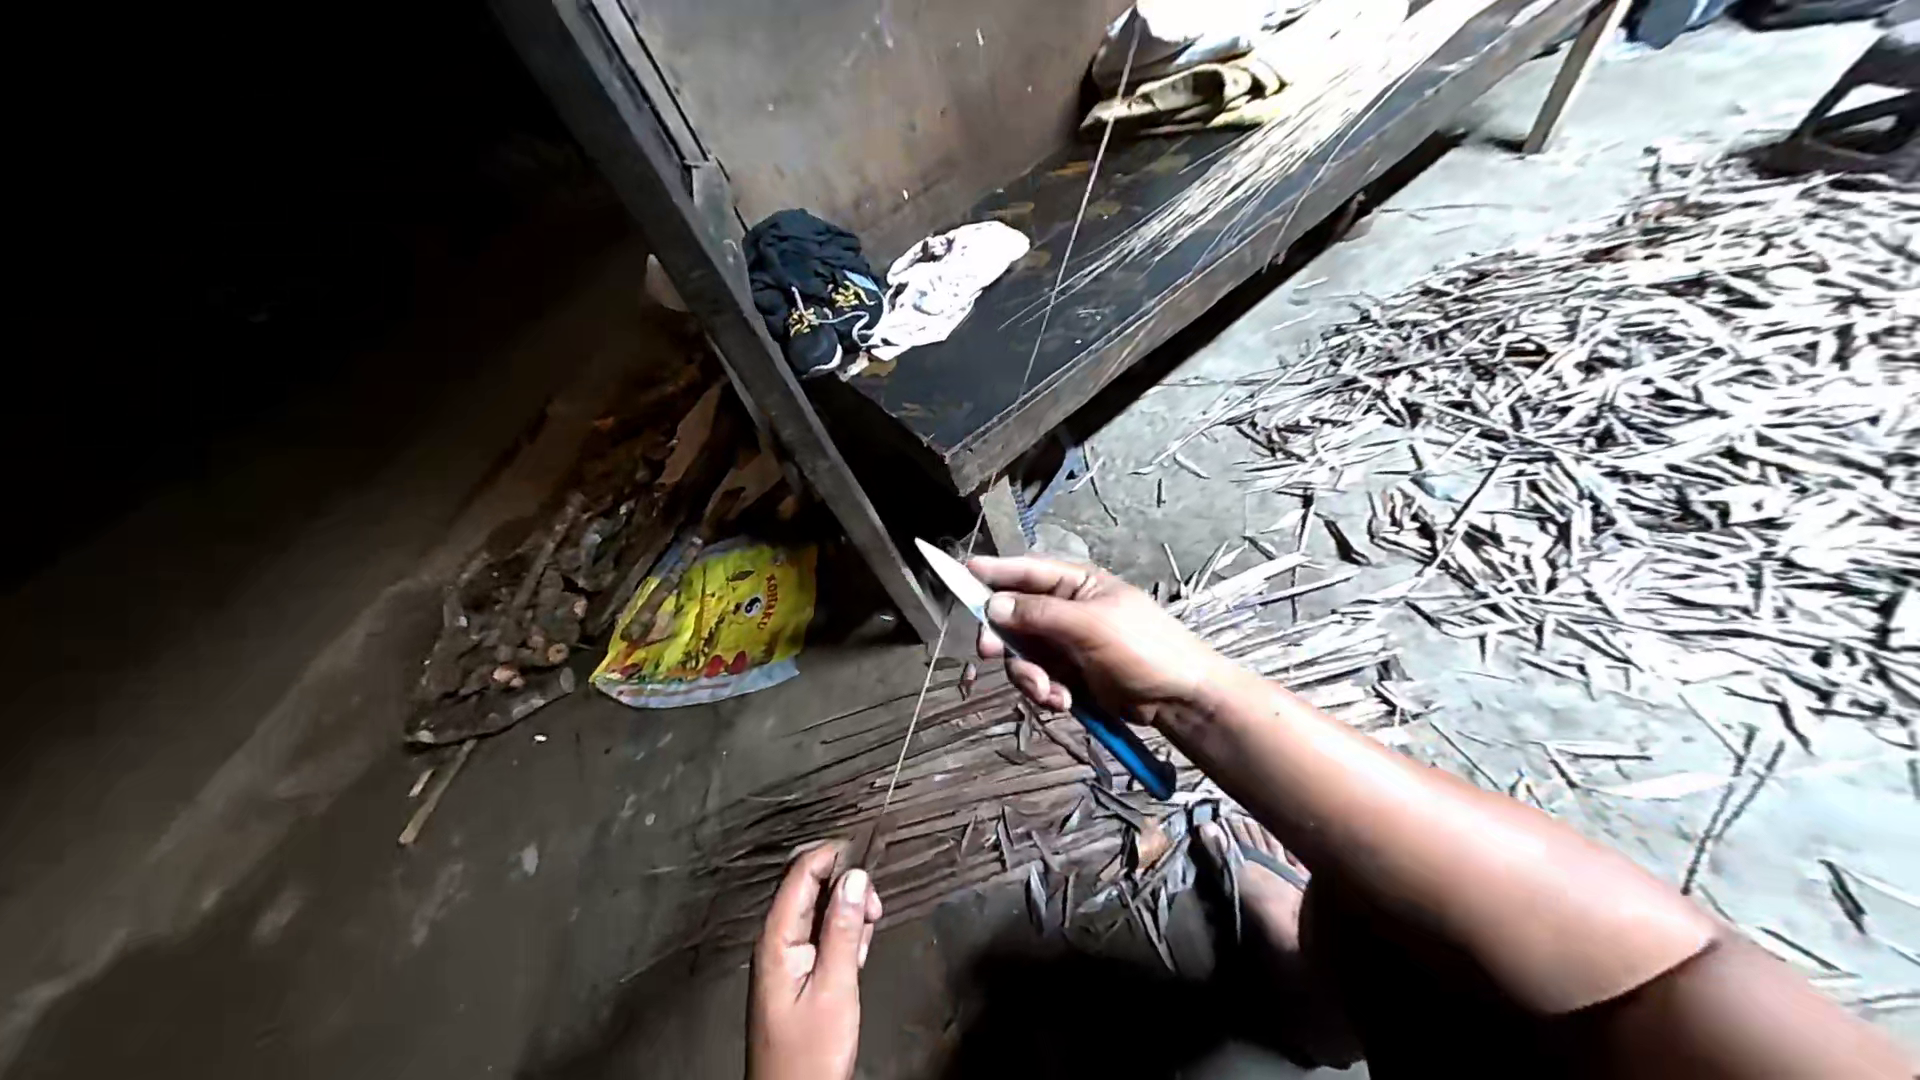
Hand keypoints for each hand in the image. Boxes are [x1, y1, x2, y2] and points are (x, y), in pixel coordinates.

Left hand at [748, 843, 883, 1079]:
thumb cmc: (812, 1052)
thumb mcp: (834, 988)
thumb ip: (843, 928)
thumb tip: (856, 874)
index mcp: (776, 937)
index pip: (801, 871)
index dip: (833, 855)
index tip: (869, 856)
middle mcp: (776, 937)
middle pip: (810, 884)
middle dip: (845, 885)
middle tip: (874, 908)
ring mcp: (786, 954)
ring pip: (819, 907)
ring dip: (848, 910)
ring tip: (867, 933)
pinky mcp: (798, 970)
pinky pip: (821, 932)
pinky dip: (843, 932)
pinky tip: (857, 952)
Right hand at [968, 555, 1230, 726]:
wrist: (1179, 698)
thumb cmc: (1143, 647)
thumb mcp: (1090, 625)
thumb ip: (1039, 614)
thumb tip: (993, 605)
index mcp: (1075, 583)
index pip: (1025, 571)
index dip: (993, 572)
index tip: (961, 572)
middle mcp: (1065, 609)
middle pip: (1013, 616)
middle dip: (1004, 639)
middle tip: (990, 652)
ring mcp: (1065, 643)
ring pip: (1022, 654)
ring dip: (1029, 676)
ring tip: (1051, 692)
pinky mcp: (1068, 673)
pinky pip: (1038, 678)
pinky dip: (1045, 692)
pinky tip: (1064, 702)